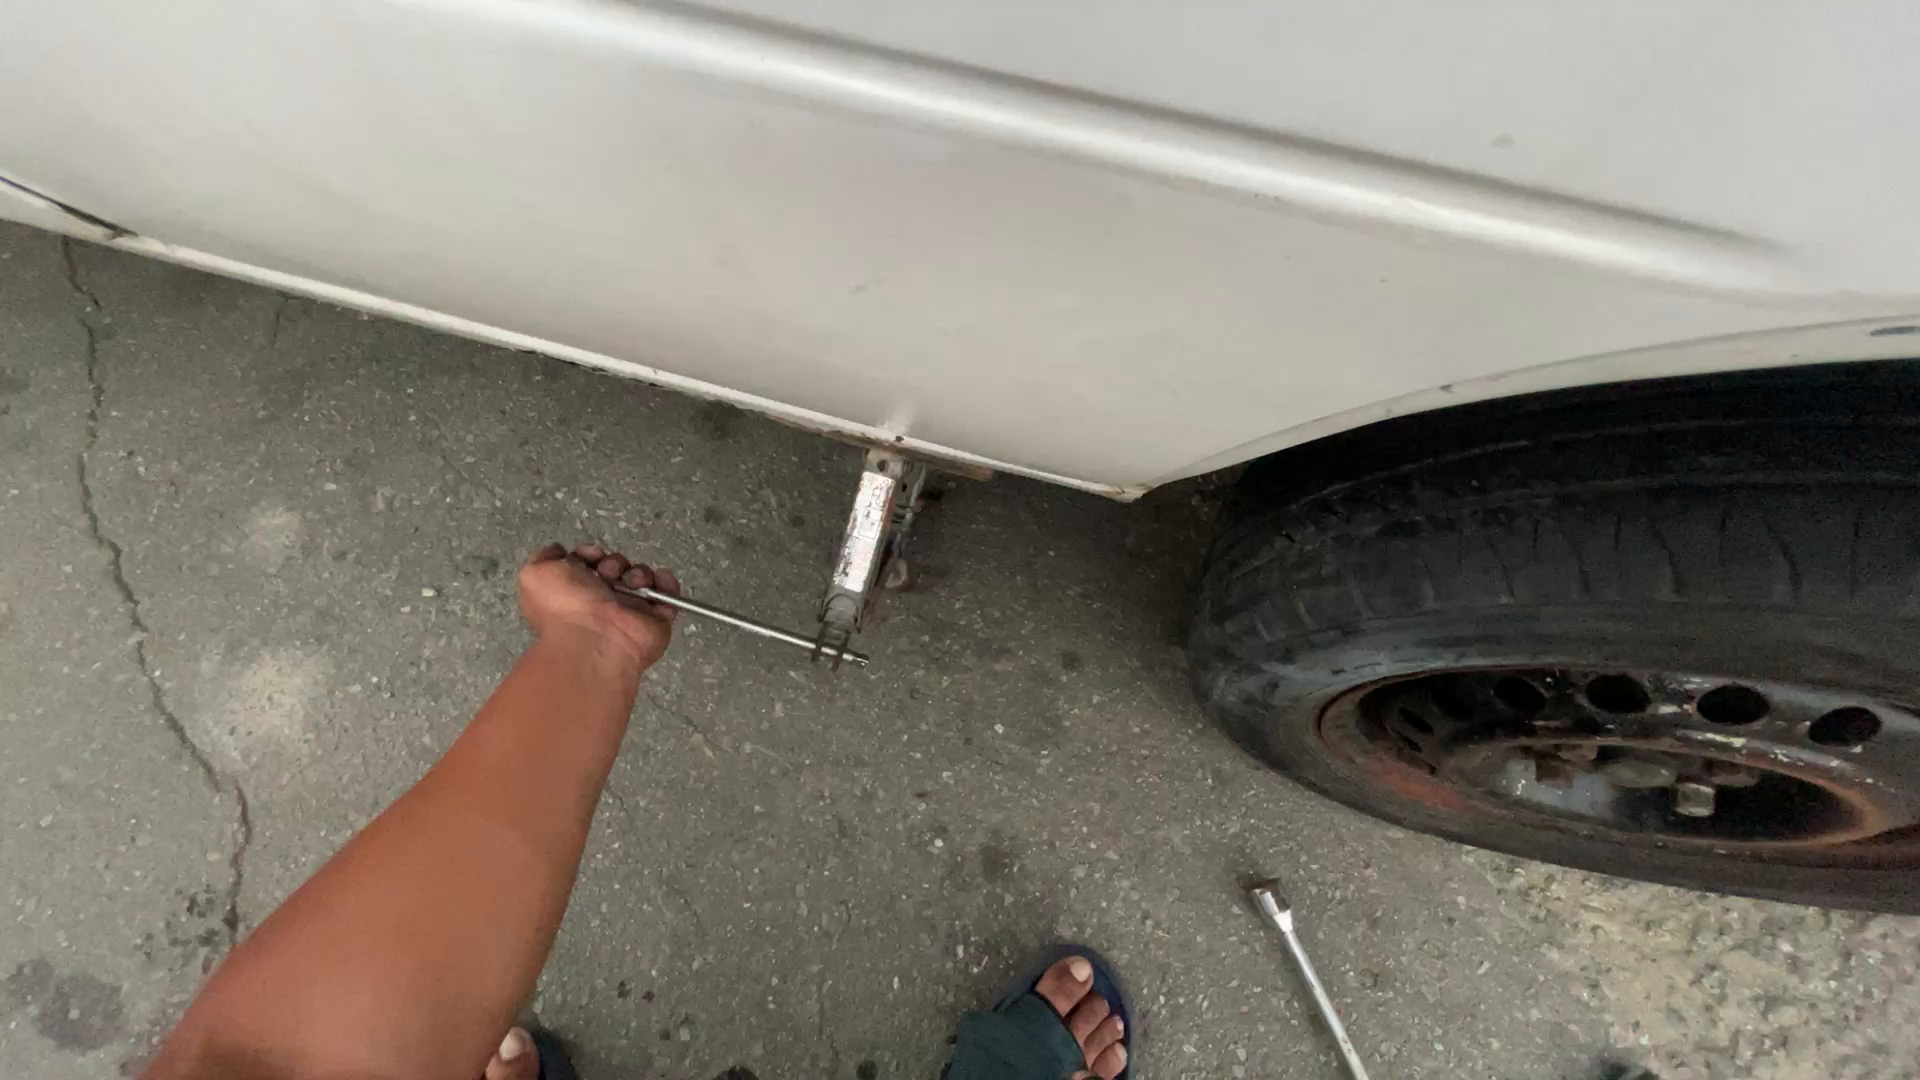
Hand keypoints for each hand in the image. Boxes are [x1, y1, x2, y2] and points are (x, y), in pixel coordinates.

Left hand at [517, 542, 679, 669]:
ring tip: (631, 583)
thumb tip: (560, 551)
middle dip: (614, 562)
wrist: (595, 638)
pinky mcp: (658, 617)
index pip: (589, 563)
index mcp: (575, 591)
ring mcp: (633, 609)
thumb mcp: (534, 575)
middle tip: (608, 574)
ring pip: (642, 576)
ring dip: (638, 572)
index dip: (590, 552)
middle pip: (618, 566)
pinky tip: (656, 581)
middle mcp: (604, 600)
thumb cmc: (564, 607)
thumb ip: (545, 557)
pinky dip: (666, 582)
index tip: (589, 556)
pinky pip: (669, 593)